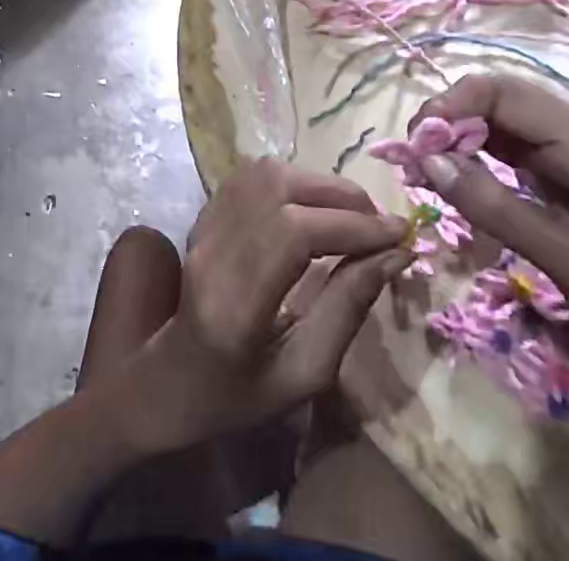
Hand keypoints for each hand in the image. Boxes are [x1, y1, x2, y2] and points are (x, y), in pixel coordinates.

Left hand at [123, 159, 410, 452]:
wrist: (168, 380)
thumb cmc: (239, 394)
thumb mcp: (305, 372)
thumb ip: (348, 308)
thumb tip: (395, 254)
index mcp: (234, 305)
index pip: (295, 234)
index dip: (353, 225)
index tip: (400, 236)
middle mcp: (211, 253)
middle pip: (282, 191)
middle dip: (345, 200)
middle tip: (382, 227)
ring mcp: (201, 228)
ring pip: (268, 174)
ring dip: (322, 186)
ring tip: (354, 217)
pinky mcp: (203, 215)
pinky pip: (253, 177)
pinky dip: (295, 182)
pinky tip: (316, 208)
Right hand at [412, 74, 568, 414]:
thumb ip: (495, 206)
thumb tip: (427, 161)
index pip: (509, 96)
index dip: (452, 107)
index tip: (413, 145)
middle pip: (511, 106)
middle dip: (454, 121)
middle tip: (412, 159)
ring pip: (518, 133)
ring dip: (469, 143)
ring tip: (425, 169)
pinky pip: (532, 162)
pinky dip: (493, 167)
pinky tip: (465, 182)